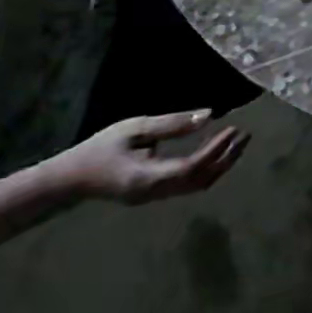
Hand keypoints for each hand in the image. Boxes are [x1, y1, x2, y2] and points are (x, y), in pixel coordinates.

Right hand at [42, 112, 249, 204]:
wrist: (65, 180)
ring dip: (221, 164)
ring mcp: (153, 197)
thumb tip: (209, 115)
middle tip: (246, 134)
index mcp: (145, 178)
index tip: (234, 129)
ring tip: (238, 141)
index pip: (191, 167)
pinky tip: (217, 149)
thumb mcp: (133, 130)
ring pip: (197, 185)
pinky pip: (188, 184)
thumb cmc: (98, 150)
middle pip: (200, 180)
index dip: (216, 149)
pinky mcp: (154, 194)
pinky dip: (208, 168)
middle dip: (227, 158)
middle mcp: (153, 192)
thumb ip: (171, 124)